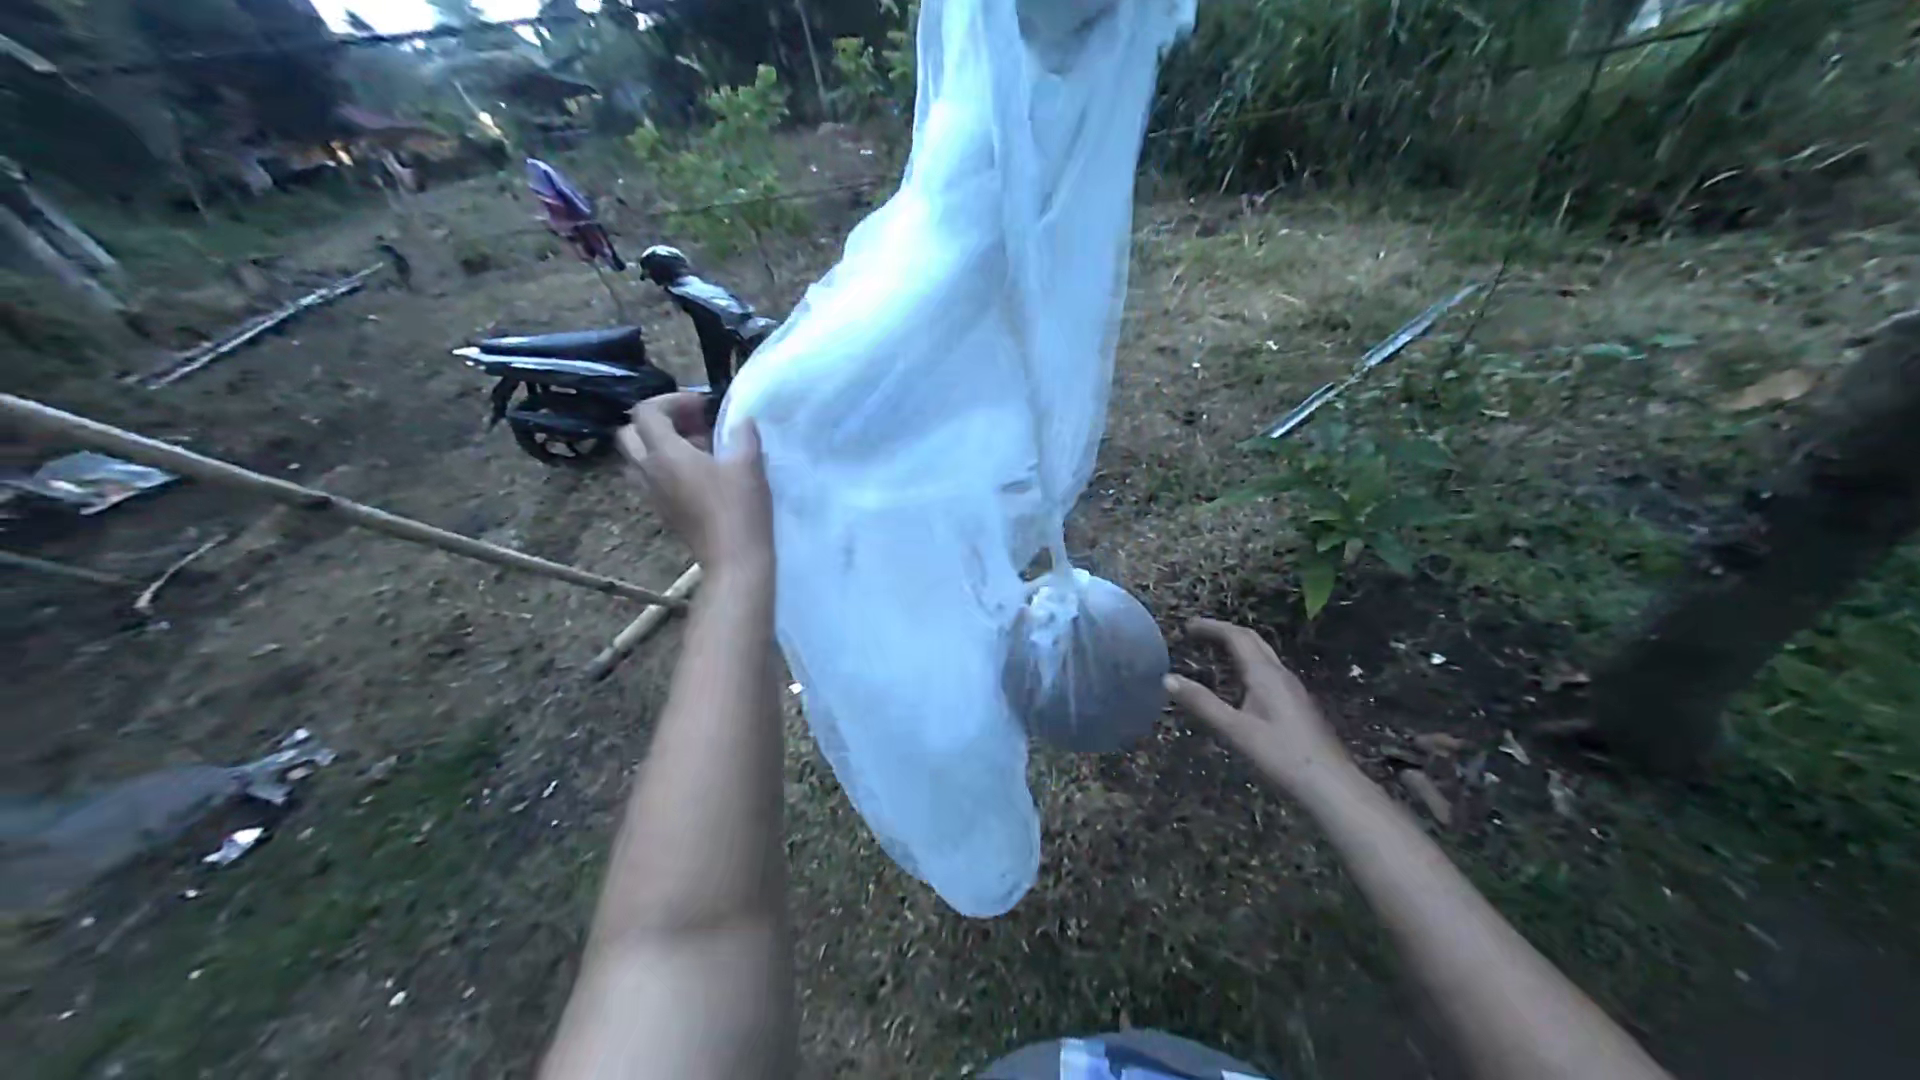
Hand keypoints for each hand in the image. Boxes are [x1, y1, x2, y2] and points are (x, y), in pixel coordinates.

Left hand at [617, 393, 772, 577]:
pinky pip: (650, 479)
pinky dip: (665, 468)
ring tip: (695, 449)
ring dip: (658, 446)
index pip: (646, 412)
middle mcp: (649, 472)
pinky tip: (700, 475)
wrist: (734, 558)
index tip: (702, 406)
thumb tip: (741, 421)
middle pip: (630, 434)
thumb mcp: (748, 464)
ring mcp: (652, 494)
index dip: (671, 401)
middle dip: (657, 422)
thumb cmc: (740, 508)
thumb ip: (742, 434)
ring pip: (637, 458)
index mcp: (665, 454)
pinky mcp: (662, 511)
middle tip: (692, 424)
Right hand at [1165, 618, 1356, 794]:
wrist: (1330, 784)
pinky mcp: (1298, 704)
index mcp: (1264, 674)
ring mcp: (1293, 689)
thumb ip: (1201, 703)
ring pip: (1263, 655)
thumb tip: (1167, 678)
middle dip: (1224, 632)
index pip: (1236, 637)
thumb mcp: (1234, 730)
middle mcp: (1280, 674)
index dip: (1211, 627)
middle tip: (1198, 634)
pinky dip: (1248, 663)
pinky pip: (1269, 670)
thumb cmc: (1280, 754)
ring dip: (1238, 646)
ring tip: (1215, 652)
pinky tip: (1241, 683)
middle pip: (1252, 640)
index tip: (1188, 627)